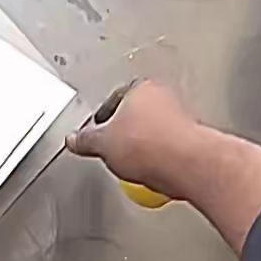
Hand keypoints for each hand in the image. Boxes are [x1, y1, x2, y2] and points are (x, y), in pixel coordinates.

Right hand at [65, 80, 208, 201]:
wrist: (182, 163)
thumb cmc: (148, 144)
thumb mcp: (102, 144)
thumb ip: (85, 140)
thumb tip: (74, 139)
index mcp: (139, 88)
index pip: (113, 100)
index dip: (100, 120)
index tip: (93, 135)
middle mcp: (161, 97)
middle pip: (133, 116)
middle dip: (121, 134)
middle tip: (111, 151)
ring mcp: (176, 117)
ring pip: (149, 132)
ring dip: (139, 148)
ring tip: (130, 166)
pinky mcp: (186, 140)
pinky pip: (163, 149)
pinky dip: (154, 160)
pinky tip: (147, 172)